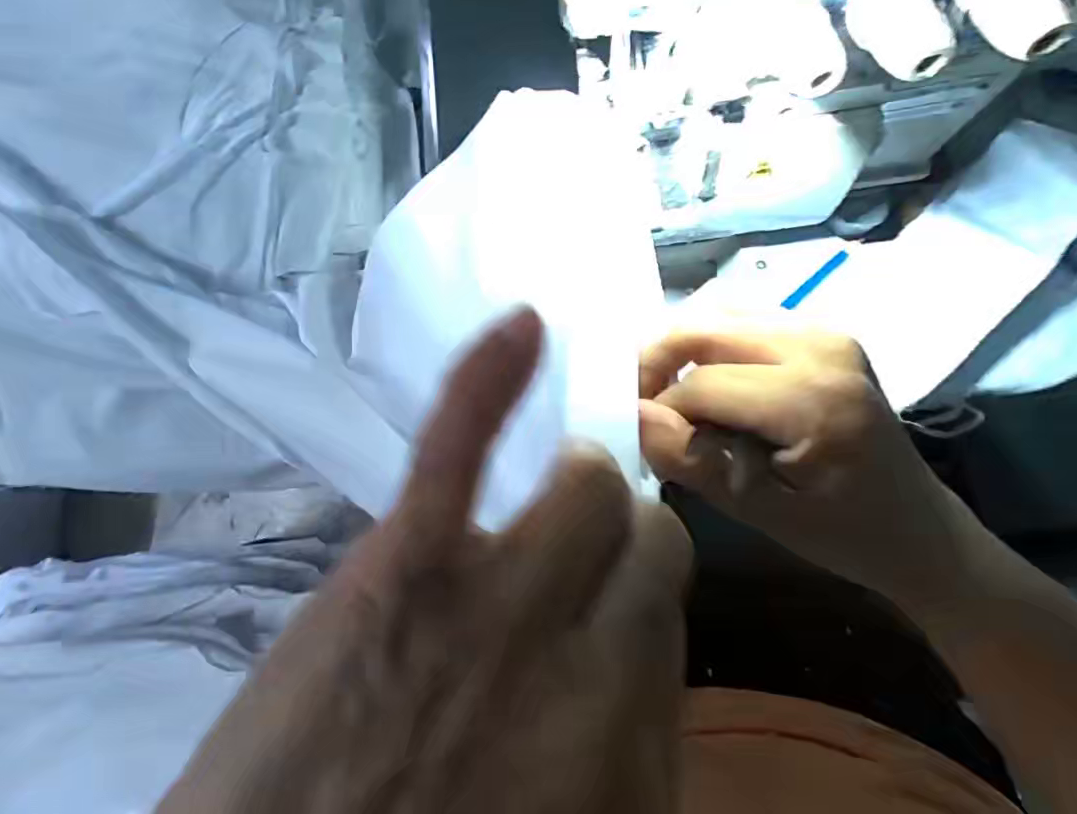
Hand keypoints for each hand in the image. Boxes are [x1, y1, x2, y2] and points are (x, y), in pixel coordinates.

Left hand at [160, 307, 692, 813]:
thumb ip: (629, 748)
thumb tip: (647, 658)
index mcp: (626, 744)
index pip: (669, 613)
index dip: (640, 594)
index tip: (614, 597)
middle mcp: (582, 667)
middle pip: (645, 540)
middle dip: (623, 534)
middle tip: (584, 550)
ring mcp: (491, 602)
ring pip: (585, 487)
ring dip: (581, 480)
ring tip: (558, 483)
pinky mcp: (408, 562)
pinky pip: (464, 442)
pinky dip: (494, 376)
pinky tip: (525, 327)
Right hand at [637, 326, 981, 607]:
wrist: (921, 528)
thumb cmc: (847, 534)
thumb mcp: (764, 514)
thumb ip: (696, 463)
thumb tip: (637, 416)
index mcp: (815, 398)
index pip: (704, 383)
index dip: (662, 409)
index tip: (644, 439)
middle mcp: (820, 345)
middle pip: (706, 329)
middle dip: (659, 362)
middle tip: (641, 404)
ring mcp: (824, 331)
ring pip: (718, 317)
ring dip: (683, 352)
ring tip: (671, 397)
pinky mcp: (822, 331)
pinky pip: (742, 321)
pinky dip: (711, 347)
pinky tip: (709, 384)